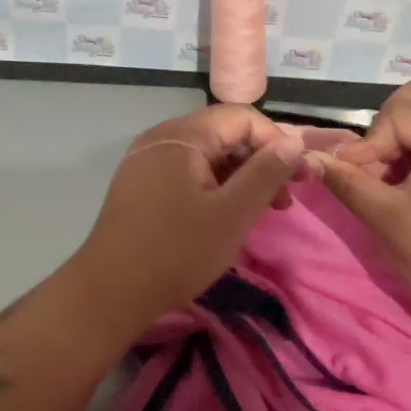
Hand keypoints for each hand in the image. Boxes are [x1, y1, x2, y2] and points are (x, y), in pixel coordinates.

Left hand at [66, 105, 304, 331]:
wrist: (110, 292)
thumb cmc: (176, 251)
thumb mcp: (232, 213)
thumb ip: (266, 173)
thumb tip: (294, 141)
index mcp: (182, 135)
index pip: (242, 117)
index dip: (276, 142)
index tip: (299, 179)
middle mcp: (161, 138)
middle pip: (224, 134)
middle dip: (261, 161)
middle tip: (286, 201)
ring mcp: (147, 161)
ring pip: (207, 156)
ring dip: (241, 177)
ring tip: (263, 212)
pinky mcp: (141, 185)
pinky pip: (188, 172)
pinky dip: (215, 187)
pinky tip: (228, 215)